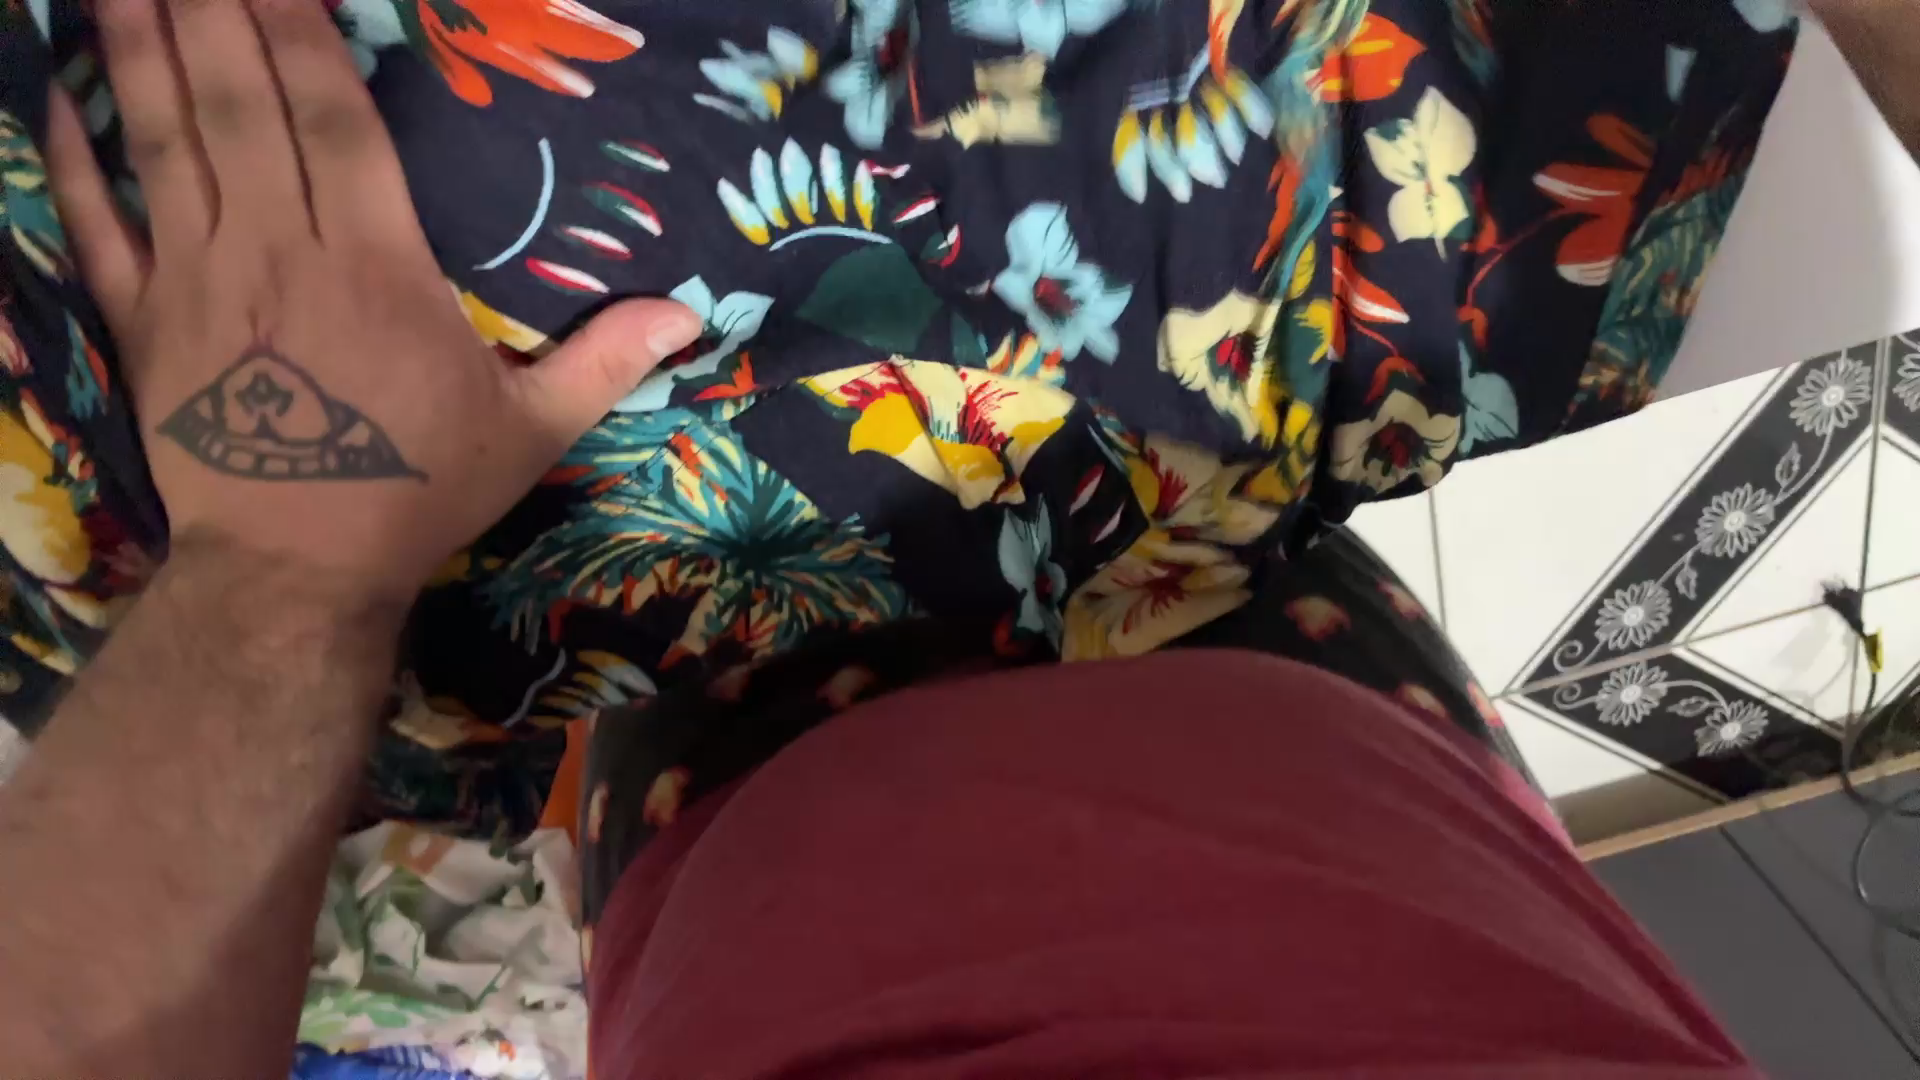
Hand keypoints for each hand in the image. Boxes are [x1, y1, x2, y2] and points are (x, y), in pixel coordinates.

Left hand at [42, 0, 700, 607]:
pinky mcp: (146, 320)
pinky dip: (76, 152)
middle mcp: (277, 253)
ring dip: (140, 49)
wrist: (303, 562)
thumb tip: (687, 316)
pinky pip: (100, 218)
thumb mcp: (540, 427)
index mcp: (378, 271)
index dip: (302, 35)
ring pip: (162, 142)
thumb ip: (607, 361)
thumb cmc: (429, 487)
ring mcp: (197, 281)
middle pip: (238, 108)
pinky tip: (62, 95)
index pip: (333, 126)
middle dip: (212, 12)